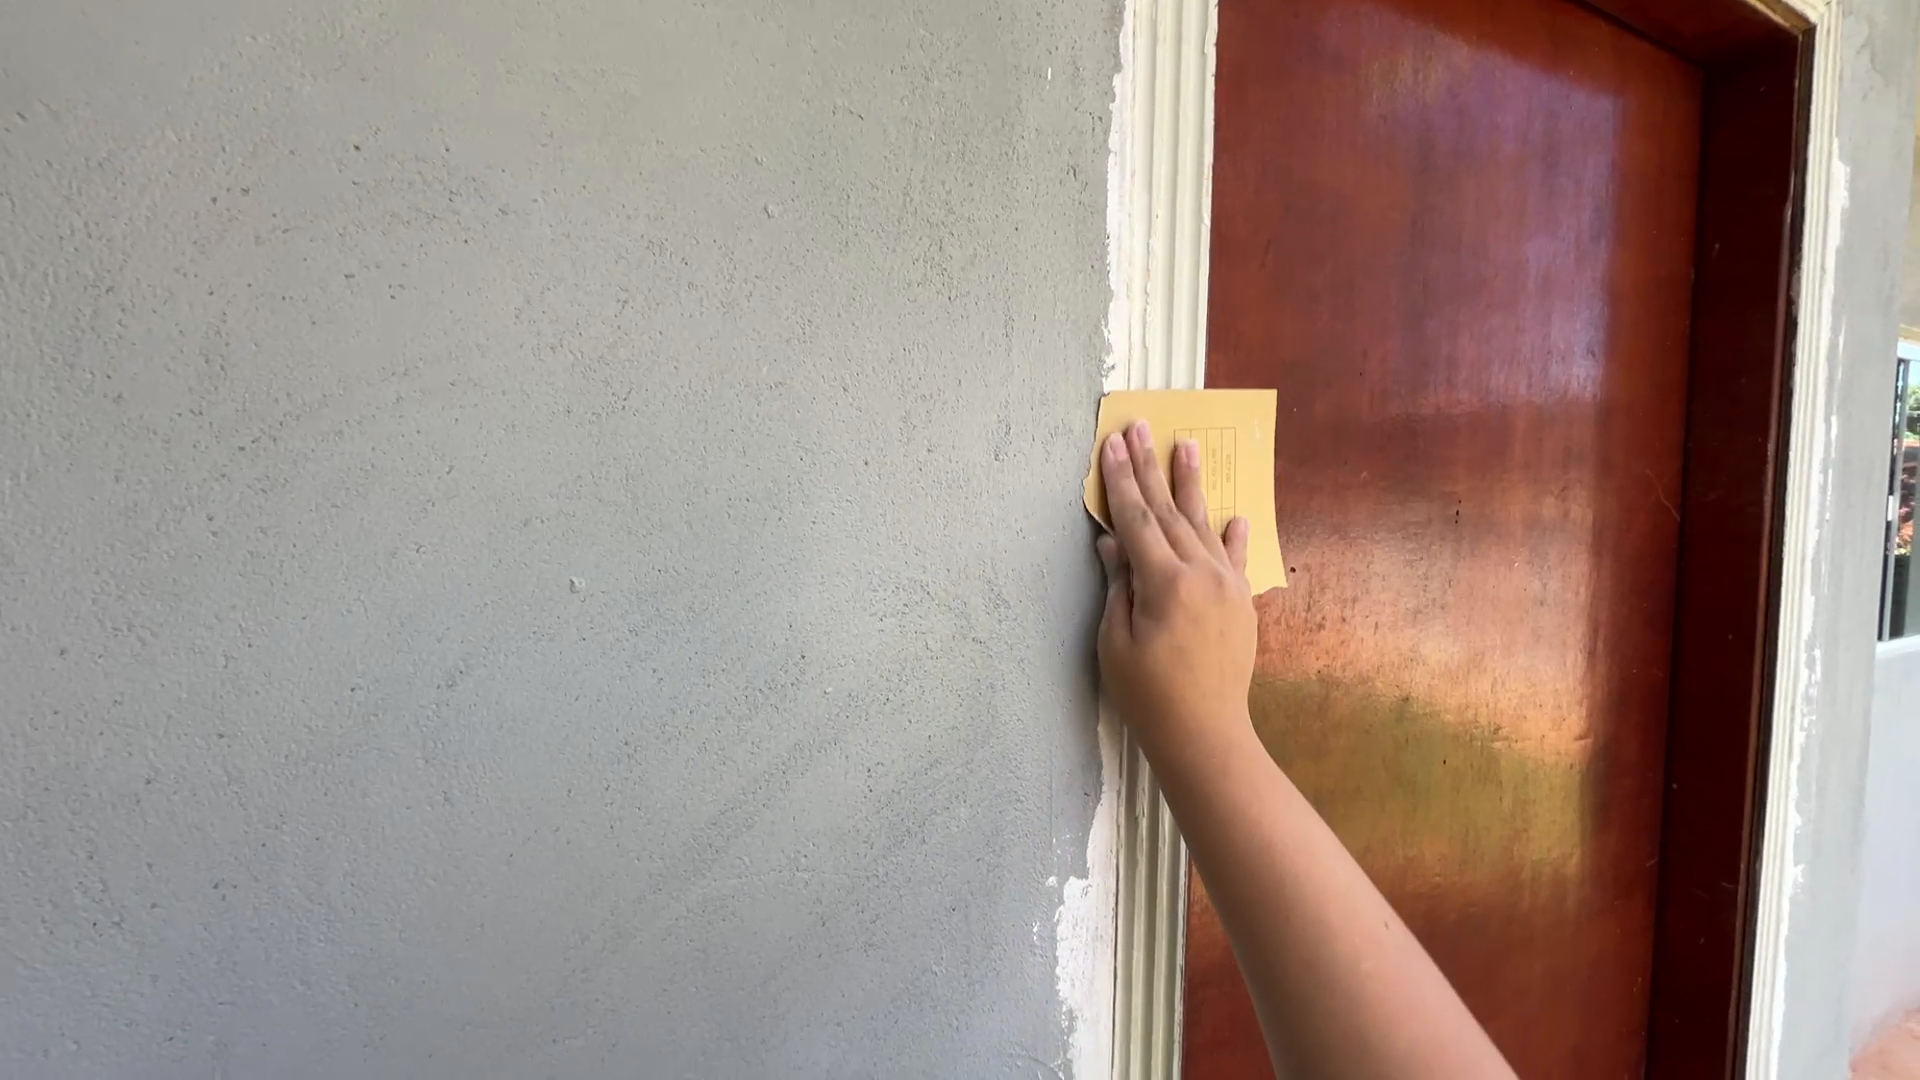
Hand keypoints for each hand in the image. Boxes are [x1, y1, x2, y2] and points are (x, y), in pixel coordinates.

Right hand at [1094, 421, 1256, 760]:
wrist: (1205, 733)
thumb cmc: (1148, 693)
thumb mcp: (1116, 640)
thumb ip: (1119, 585)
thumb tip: (1114, 541)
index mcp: (1164, 581)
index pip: (1136, 518)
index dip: (1121, 480)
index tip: (1113, 444)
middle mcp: (1201, 573)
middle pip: (1168, 510)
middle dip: (1151, 466)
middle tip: (1140, 426)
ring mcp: (1227, 585)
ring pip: (1203, 524)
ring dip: (1191, 484)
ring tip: (1187, 445)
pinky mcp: (1242, 602)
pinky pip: (1236, 559)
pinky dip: (1232, 535)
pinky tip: (1232, 515)